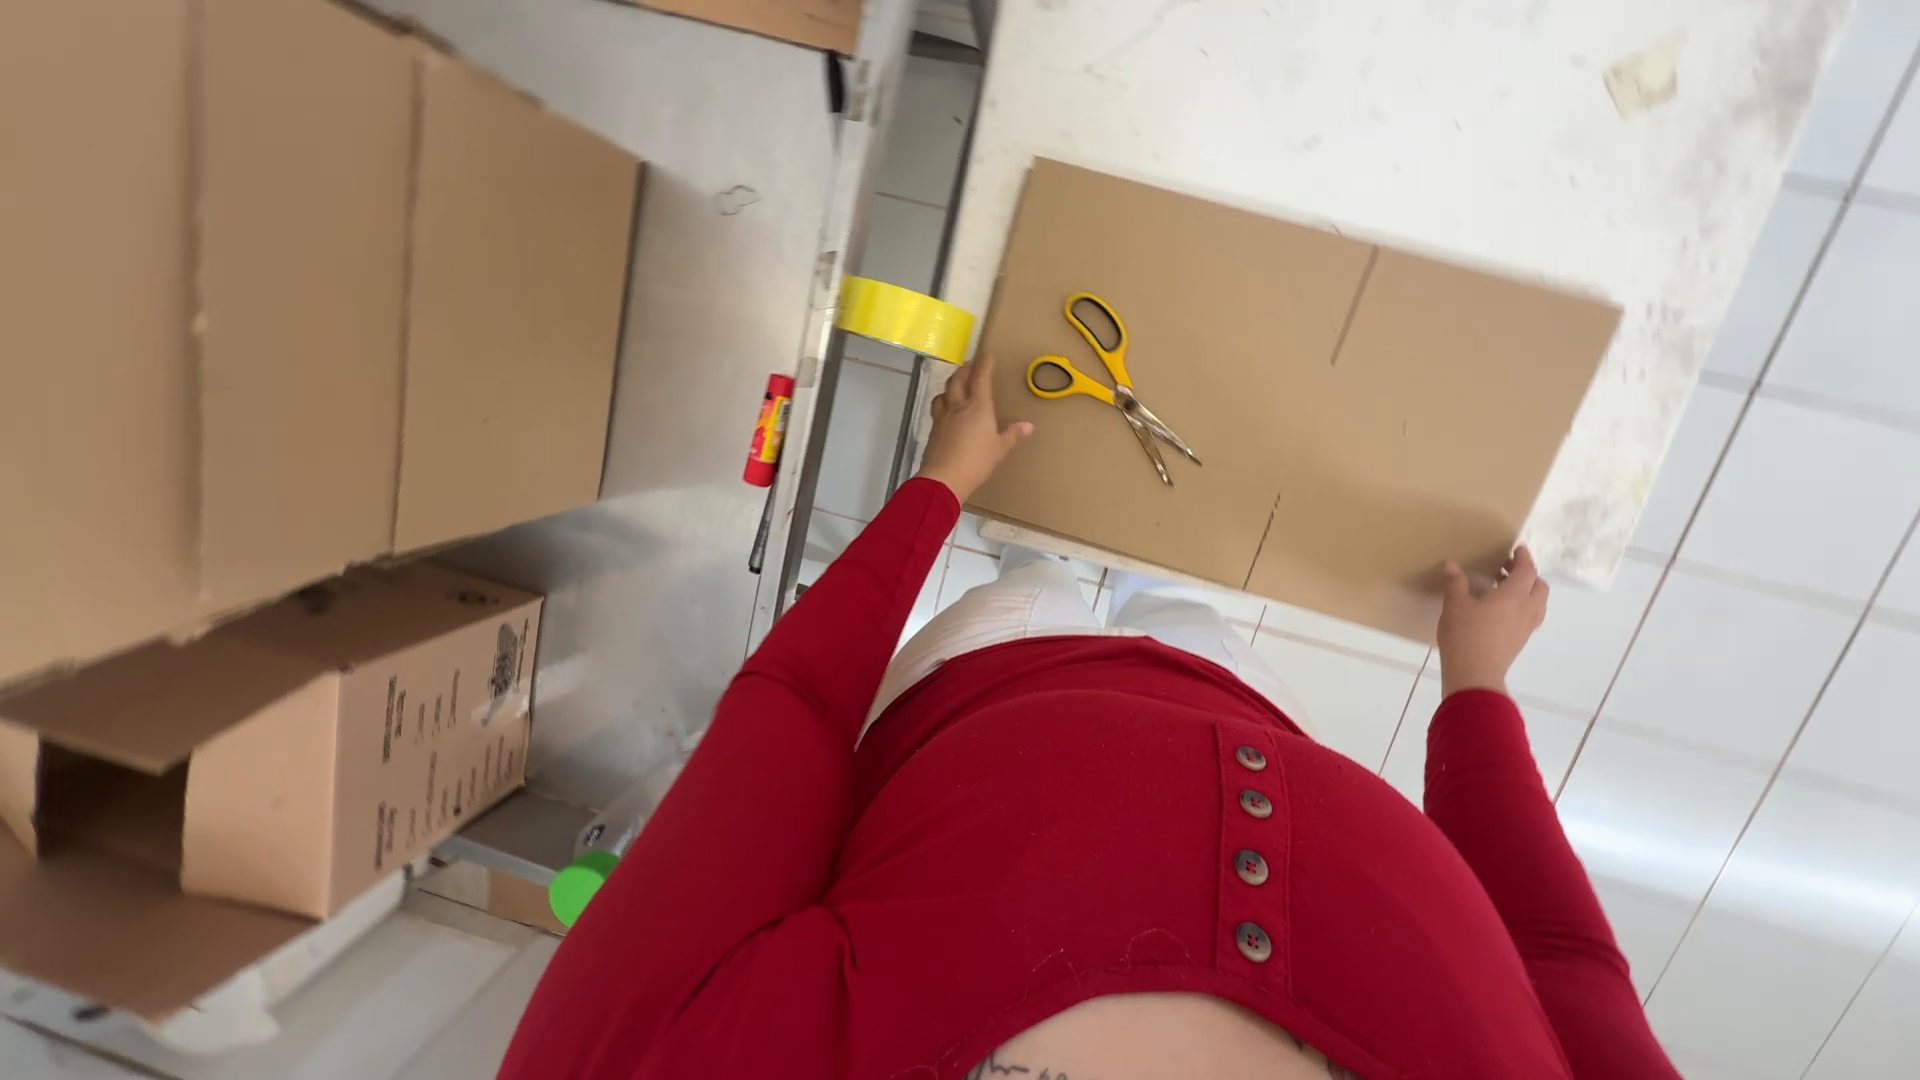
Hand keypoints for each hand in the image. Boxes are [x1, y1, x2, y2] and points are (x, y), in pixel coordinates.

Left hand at [915, 351, 1032, 503]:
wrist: (944, 478)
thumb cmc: (977, 462)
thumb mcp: (999, 449)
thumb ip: (1012, 435)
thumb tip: (1028, 425)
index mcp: (978, 407)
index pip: (981, 378)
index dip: (984, 364)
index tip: (987, 354)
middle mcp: (958, 406)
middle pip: (958, 380)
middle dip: (964, 370)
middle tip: (969, 365)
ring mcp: (942, 417)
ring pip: (943, 393)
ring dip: (949, 385)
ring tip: (954, 385)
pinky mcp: (933, 430)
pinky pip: (937, 410)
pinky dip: (942, 403)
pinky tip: (944, 410)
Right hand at [1437, 545, 1549, 698]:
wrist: (1475, 672)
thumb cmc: (1465, 634)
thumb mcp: (1455, 605)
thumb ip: (1455, 583)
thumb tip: (1452, 565)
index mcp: (1514, 595)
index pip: (1527, 571)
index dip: (1524, 558)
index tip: (1518, 549)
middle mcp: (1527, 608)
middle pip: (1539, 586)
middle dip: (1527, 574)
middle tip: (1507, 569)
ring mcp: (1526, 626)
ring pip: (1538, 602)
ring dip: (1527, 591)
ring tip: (1505, 588)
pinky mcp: (1521, 639)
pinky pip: (1530, 615)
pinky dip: (1522, 605)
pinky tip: (1501, 609)